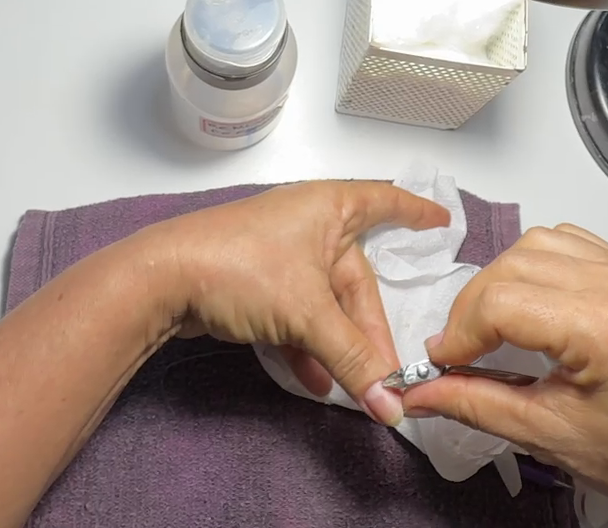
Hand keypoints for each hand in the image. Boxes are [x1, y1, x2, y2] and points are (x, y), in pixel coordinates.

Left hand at [133, 181, 448, 426]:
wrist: (164, 277)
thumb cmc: (246, 269)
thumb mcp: (307, 313)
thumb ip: (353, 358)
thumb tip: (393, 404)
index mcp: (329, 206)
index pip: (385, 201)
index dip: (415, 211)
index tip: (443, 221)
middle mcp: (309, 222)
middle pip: (354, 277)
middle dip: (369, 328)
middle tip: (387, 374)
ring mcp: (282, 251)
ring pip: (325, 300)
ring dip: (338, 343)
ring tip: (353, 386)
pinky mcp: (258, 278)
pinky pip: (298, 310)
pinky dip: (307, 342)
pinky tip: (313, 380)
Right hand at [397, 225, 607, 527]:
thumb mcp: (549, 438)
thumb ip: (475, 404)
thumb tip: (416, 391)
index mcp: (604, 331)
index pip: (503, 302)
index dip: (461, 330)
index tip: (442, 360)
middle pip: (513, 265)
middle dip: (474, 305)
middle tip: (461, 347)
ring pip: (534, 243)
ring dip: (502, 278)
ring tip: (493, 323)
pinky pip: (565, 241)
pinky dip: (534, 263)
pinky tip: (531, 299)